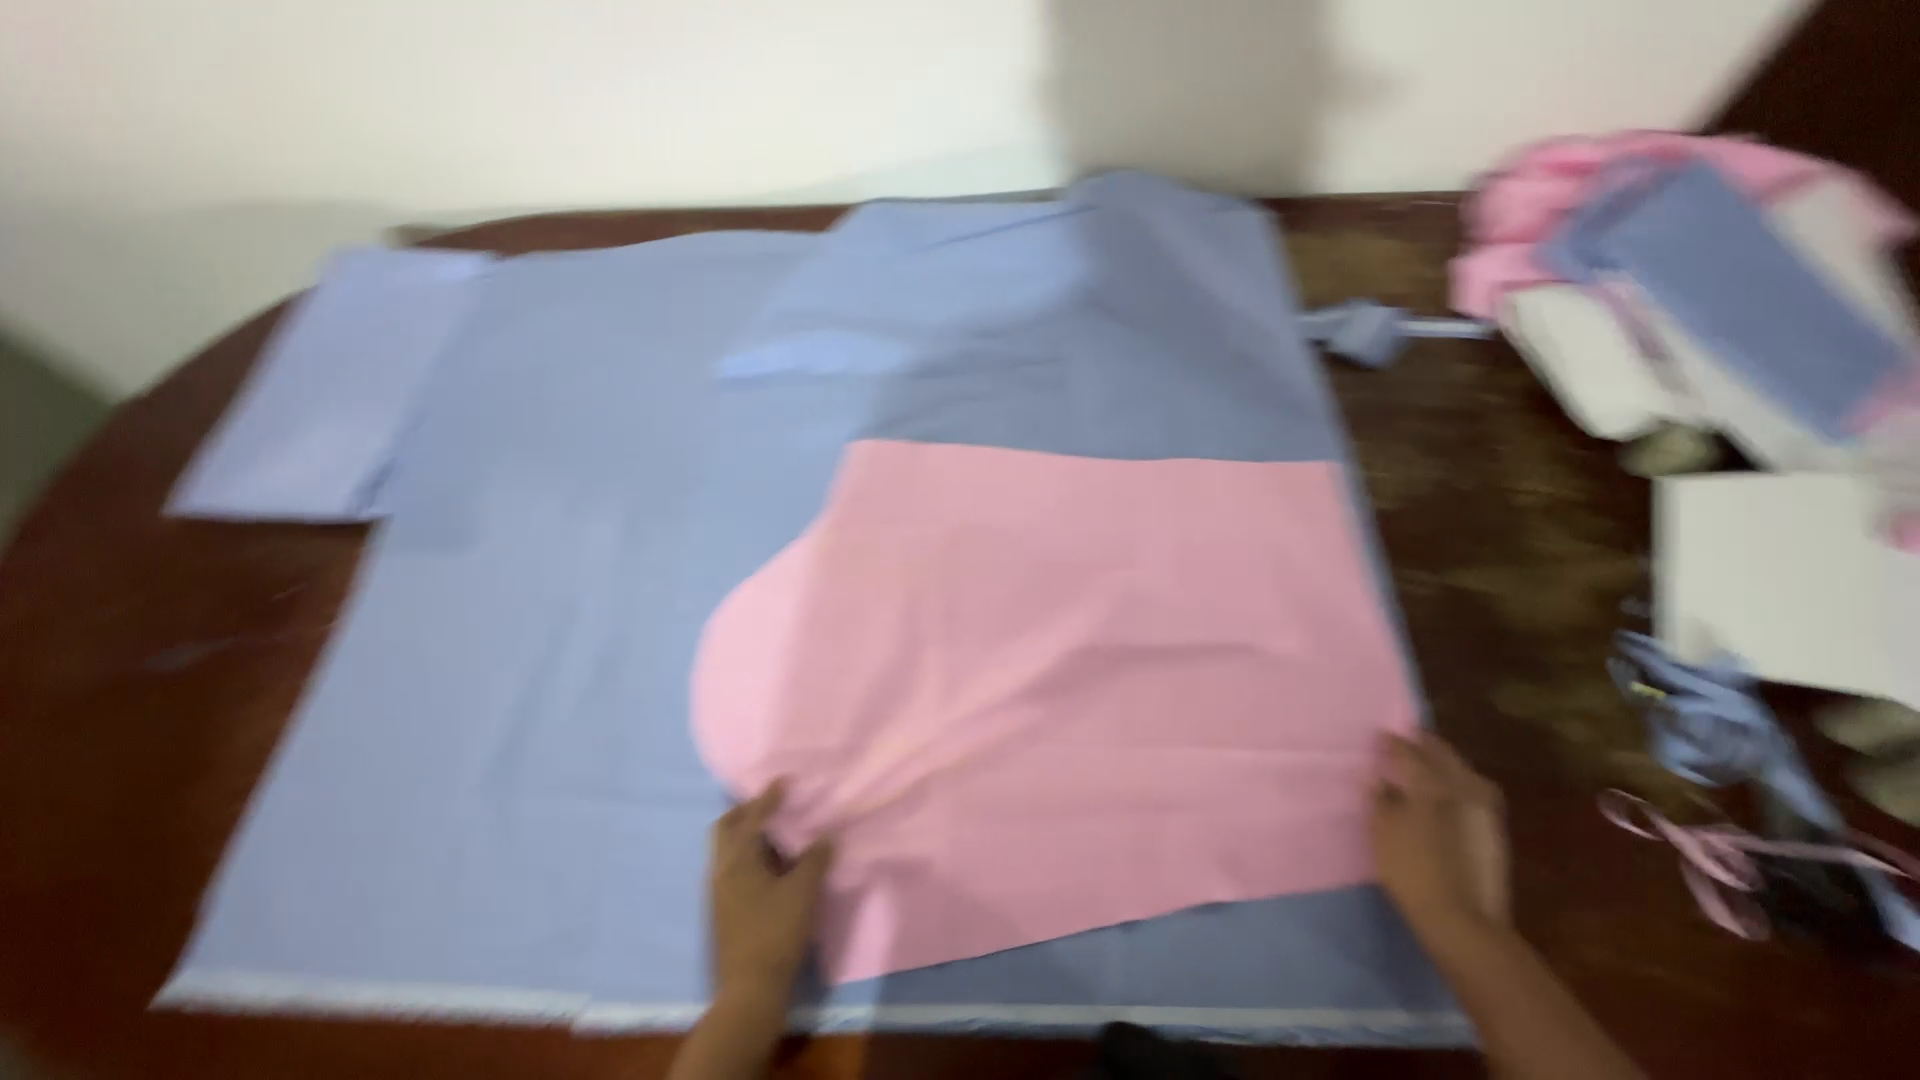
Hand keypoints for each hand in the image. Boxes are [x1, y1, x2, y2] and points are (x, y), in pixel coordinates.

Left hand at [708, 780, 834, 999]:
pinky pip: (735, 869)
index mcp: (737, 860)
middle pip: (726, 829)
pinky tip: (775, 867)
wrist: (751, 988)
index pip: (751, 817)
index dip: (768, 797)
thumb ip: (815, 859)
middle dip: (746, 812)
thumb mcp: (803, 892)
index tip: (783, 781)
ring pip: (728, 850)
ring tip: (780, 833)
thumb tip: (825, 838)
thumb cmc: (776, 932)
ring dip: (749, 835)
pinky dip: (751, 856)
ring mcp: (719, 892)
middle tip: (772, 804)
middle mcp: (721, 870)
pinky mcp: (725, 910)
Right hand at [1371, 732, 1509, 936]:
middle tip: (1410, 740)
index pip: (1411, 754)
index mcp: (1432, 786)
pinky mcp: (1494, 834)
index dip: (1395, 743)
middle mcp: (1463, 791)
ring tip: (1432, 765)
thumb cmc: (1413, 871)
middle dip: (1427, 746)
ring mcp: (1484, 812)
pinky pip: (1475, 793)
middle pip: (1446, 757)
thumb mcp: (1383, 833)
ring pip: (1466, 774)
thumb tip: (1376, 777)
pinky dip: (1461, 785)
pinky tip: (1451, 795)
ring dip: (1448, 764)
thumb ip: (1379, 800)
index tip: (1381, 735)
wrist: (1462, 920)